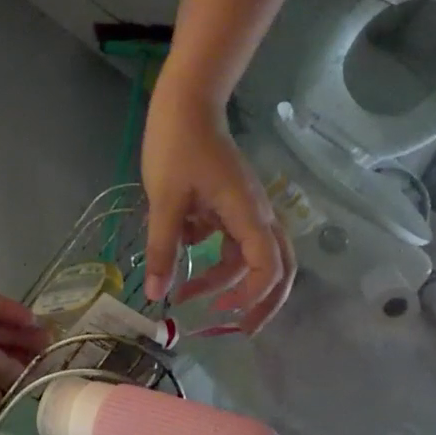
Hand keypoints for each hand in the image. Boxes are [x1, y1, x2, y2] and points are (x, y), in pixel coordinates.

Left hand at [141, 80, 294, 333]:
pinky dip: (212, 253)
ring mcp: (246, 208)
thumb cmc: (177, 145)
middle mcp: (256, 214)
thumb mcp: (165, 201)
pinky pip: (231, 238)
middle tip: (239, 331)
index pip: (268, 265)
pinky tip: (182, 249)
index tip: (220, 312)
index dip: (252, 296)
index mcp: (247, 213)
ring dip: (225, 279)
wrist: (186, 103)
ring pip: (250, 255)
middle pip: (279, 266)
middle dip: (262, 301)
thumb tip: (156, 296)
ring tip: (189, 296)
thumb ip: (163, 248)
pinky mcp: (232, 203)